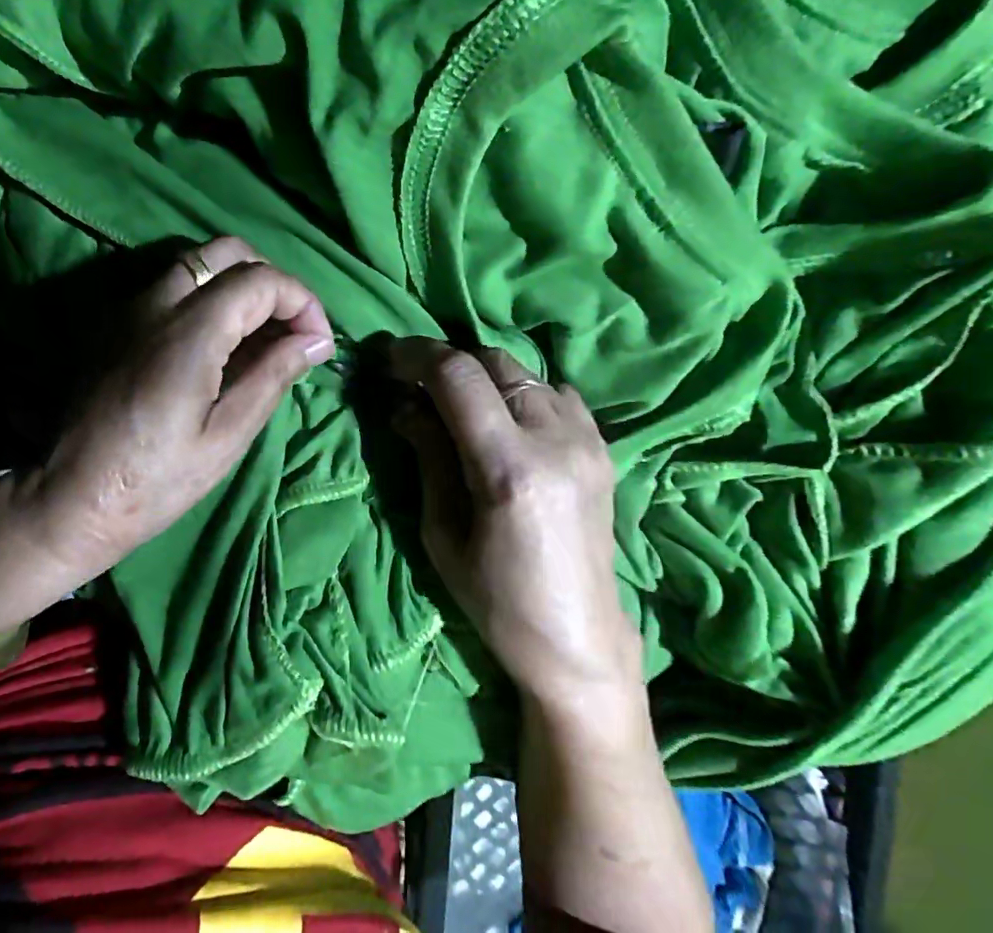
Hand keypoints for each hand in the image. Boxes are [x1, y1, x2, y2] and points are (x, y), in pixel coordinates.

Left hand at [0, 237, 333, 634]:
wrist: (70, 497)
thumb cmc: (156, 480)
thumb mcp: (227, 436)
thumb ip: (273, 375)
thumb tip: (317, 341)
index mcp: (190, 331)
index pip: (262, 280)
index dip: (303, 302)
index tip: (319, 344)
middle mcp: (157, 302)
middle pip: (228, 251)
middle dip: (272, 281)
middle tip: (291, 330)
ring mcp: (130, 308)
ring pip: (198, 262)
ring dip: (240, 285)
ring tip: (260, 338)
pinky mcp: (116, 323)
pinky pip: (172, 285)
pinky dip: (209, 296)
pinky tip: (219, 344)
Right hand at [387, 338, 644, 715]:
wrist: (576, 637)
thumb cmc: (495, 600)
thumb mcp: (442, 532)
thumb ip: (428, 456)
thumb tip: (404, 404)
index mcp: (509, 468)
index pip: (458, 376)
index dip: (416, 356)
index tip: (389, 359)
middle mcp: (556, 440)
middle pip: (494, 360)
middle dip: (446, 361)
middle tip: (413, 380)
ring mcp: (588, 440)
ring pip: (526, 371)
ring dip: (482, 376)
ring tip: (454, 401)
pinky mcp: (603, 448)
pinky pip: (555, 392)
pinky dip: (519, 391)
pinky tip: (503, 418)